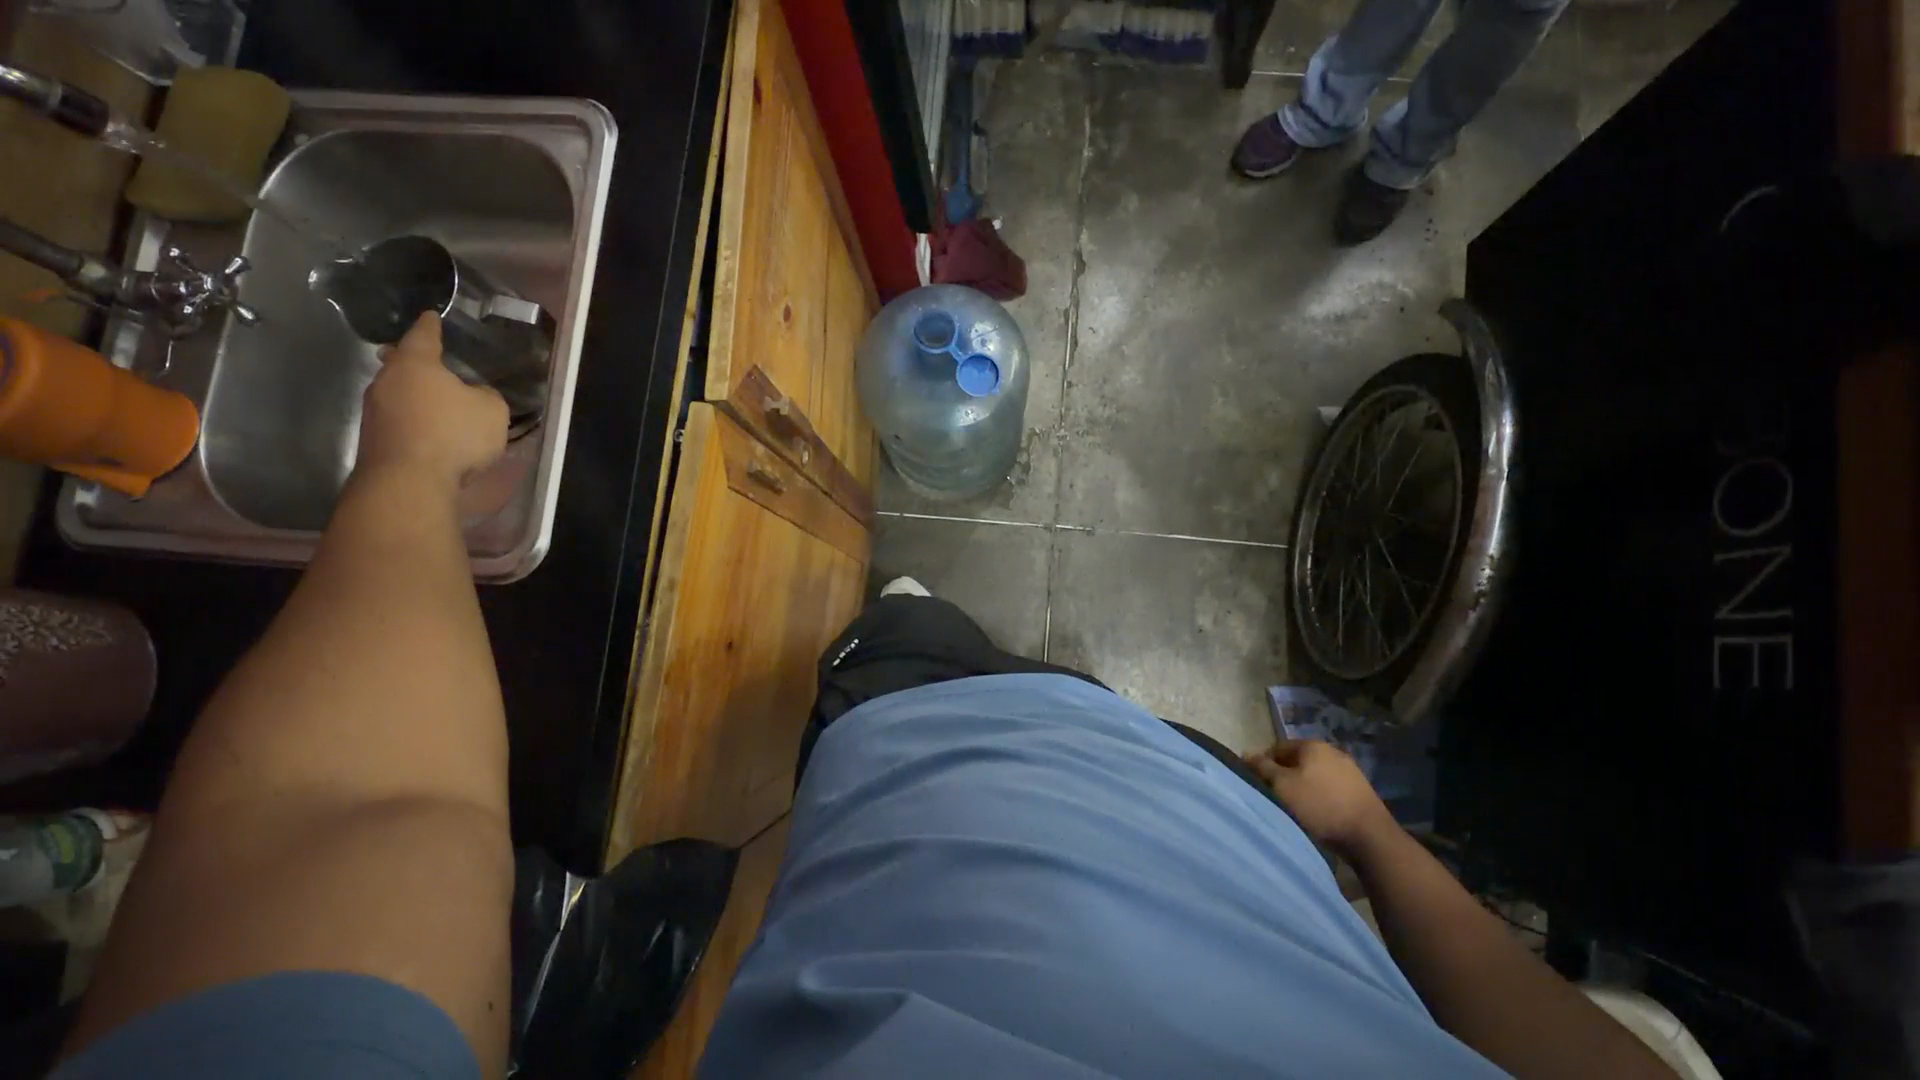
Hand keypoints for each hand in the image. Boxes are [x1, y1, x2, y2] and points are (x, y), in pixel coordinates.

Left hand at [356, 312, 508, 487]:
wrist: (408, 482)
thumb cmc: (453, 435)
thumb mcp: (491, 410)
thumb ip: (485, 395)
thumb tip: (472, 395)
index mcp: (416, 364)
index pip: (423, 336)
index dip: (430, 326)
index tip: (430, 315)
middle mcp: (387, 381)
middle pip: (400, 364)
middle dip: (412, 361)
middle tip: (423, 359)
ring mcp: (374, 411)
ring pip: (396, 393)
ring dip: (413, 395)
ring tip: (433, 403)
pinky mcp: (373, 439)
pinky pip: (397, 420)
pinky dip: (412, 421)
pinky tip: (427, 432)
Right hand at [1245, 739, 1397, 861]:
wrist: (1369, 836)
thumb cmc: (1319, 806)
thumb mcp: (1282, 786)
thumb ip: (1262, 768)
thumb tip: (1247, 753)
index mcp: (1312, 745)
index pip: (1277, 748)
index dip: (1263, 764)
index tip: (1258, 785)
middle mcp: (1332, 751)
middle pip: (1297, 761)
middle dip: (1284, 777)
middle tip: (1275, 798)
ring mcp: (1350, 770)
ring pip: (1314, 775)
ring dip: (1302, 788)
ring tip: (1296, 809)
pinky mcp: (1360, 790)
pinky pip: (1330, 788)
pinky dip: (1319, 797)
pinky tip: (1318, 814)